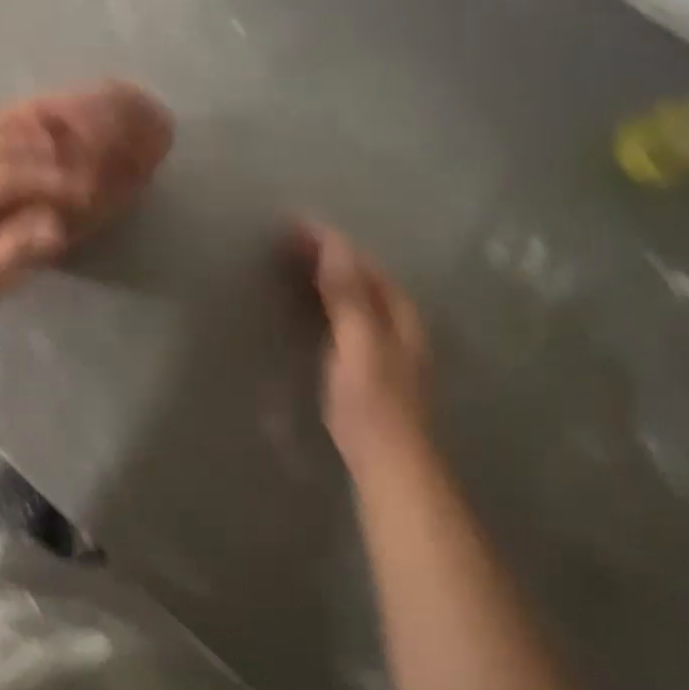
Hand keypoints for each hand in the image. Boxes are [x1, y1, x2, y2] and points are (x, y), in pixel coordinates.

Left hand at [0, 122, 86, 353]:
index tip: (95, 188)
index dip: (56, 179)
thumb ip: (6, 256)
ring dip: (40, 127)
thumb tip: (57, 223)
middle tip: (103, 139)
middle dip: (57, 141)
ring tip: (86, 124)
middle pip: (3, 136)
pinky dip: (15, 130)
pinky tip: (44, 133)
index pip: (7, 172)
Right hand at [294, 221, 430, 463]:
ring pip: (357, 297)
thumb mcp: (359, 344)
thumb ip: (349, 296)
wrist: (389, 465)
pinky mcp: (371, 368)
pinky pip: (348, 317)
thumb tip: (334, 244)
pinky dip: (327, 301)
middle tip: (288, 240)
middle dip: (330, 255)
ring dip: (328, 276)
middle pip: (364, 278)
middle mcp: (399, 325)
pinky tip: (311, 307)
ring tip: (293, 263)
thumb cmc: (373, 404)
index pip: (364, 264)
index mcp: (401, 315)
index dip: (332, 242)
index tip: (295, 224)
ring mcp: (388, 348)